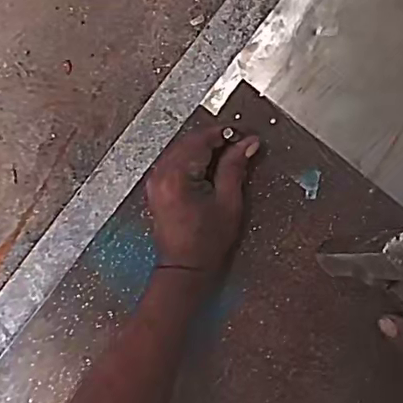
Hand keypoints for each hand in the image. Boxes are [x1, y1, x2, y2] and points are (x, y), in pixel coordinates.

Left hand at [146, 126, 260, 272]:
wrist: (185, 268)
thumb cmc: (206, 243)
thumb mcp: (228, 202)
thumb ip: (235, 167)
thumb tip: (246, 144)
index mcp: (177, 175)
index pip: (201, 140)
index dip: (224, 134)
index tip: (243, 137)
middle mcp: (161, 174)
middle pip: (189, 141)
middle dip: (215, 140)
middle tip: (239, 145)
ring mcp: (156, 181)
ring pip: (182, 150)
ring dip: (204, 149)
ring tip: (227, 158)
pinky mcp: (157, 188)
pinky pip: (175, 162)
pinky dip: (193, 160)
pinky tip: (210, 169)